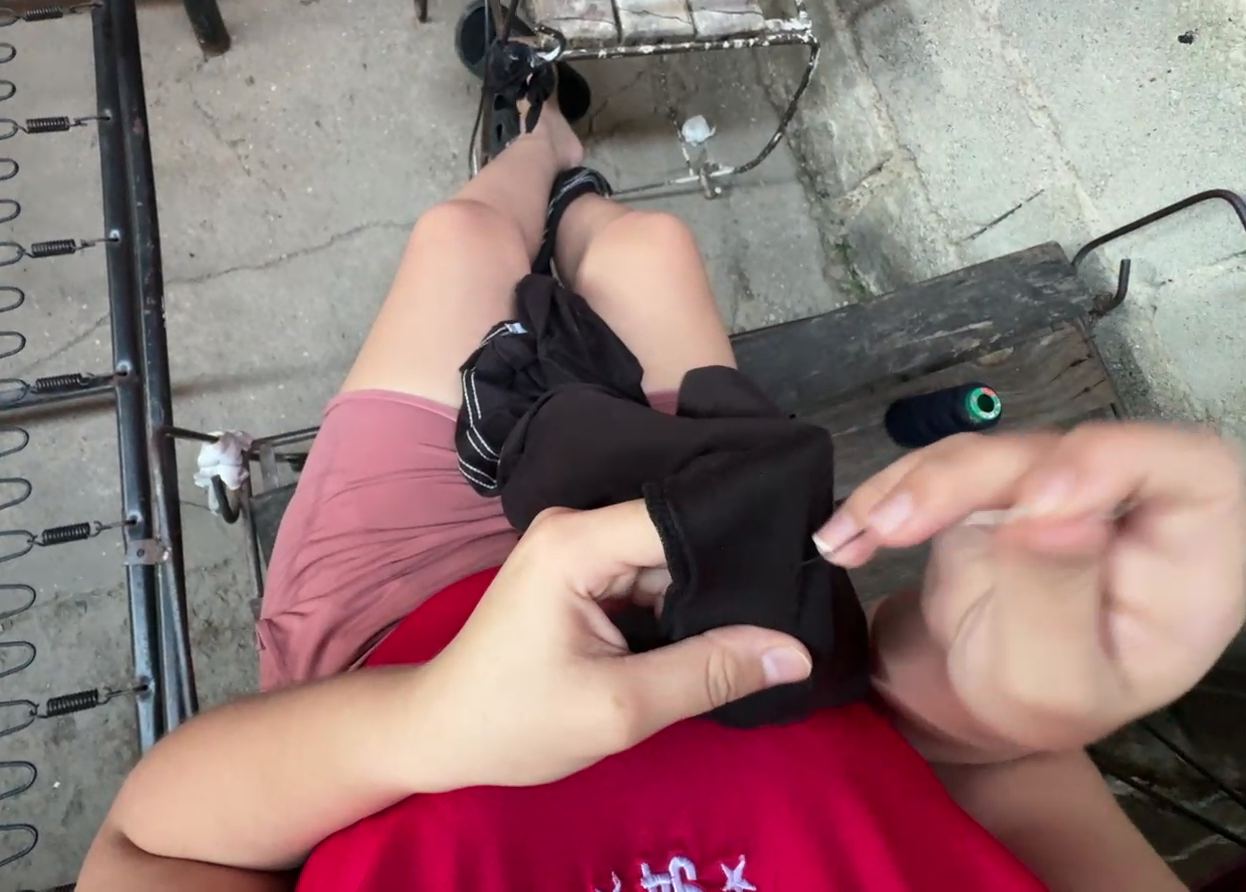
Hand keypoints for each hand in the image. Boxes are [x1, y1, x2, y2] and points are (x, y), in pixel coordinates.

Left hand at [407, 500, 813, 791]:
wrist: (443, 729)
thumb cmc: (517, 720)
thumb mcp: (621, 708)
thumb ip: (708, 672)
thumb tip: (793, 649)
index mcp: (576, 541)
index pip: (676, 514)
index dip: (737, 532)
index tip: (802, 550)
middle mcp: (574, 525)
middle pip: (671, 534)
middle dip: (726, 568)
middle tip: (796, 596)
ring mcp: (573, 546)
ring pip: (661, 558)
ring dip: (702, 589)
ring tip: (769, 614)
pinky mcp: (576, 570)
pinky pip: (641, 574)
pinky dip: (673, 601)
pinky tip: (718, 623)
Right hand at [816, 423, 1245, 752]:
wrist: (960, 698)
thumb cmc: (1022, 708)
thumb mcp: (1046, 680)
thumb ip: (1053, 597)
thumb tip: (1057, 515)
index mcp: (1177, 568)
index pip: (1191, 468)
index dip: (1115, 461)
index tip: (1031, 502)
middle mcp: (1117, 515)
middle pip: (1055, 451)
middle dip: (966, 482)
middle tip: (896, 529)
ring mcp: (1045, 493)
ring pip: (984, 451)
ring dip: (913, 486)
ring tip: (857, 538)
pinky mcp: (983, 490)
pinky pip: (932, 466)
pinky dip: (881, 494)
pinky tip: (844, 537)